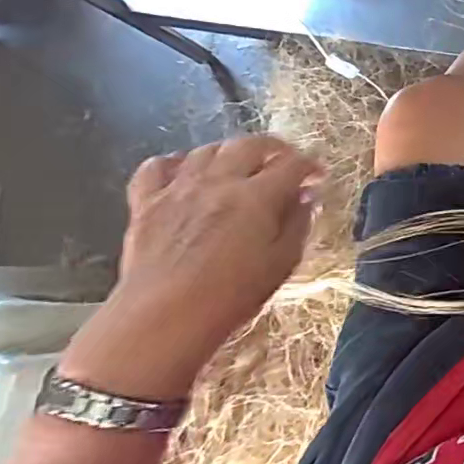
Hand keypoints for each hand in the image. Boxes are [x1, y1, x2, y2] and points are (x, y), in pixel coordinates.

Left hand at [60, 136, 322, 400]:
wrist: (163, 319)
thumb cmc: (231, 297)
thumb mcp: (281, 264)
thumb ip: (297, 224)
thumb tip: (307, 197)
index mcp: (256, 197)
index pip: (292, 165)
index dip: (310, 165)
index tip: (318, 175)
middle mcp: (218, 181)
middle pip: (249, 145)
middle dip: (273, 148)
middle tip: (284, 160)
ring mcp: (179, 188)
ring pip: (207, 150)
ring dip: (229, 153)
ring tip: (239, 166)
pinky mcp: (146, 202)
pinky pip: (157, 167)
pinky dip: (175, 163)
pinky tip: (185, 173)